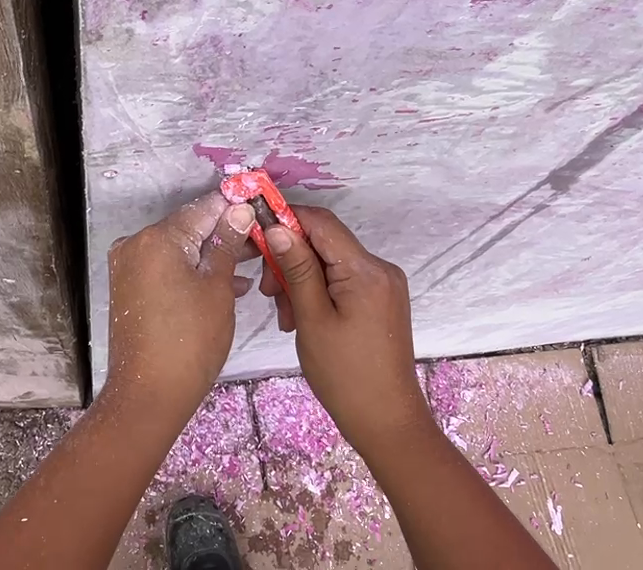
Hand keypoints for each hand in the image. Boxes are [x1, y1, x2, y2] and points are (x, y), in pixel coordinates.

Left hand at [105, 192, 257, 419]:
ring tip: (249, 265)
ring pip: (179, 249)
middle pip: (189, 227)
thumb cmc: (191, 341)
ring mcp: (129, 266)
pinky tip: (224, 284)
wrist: (149, 395)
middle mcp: (137, 243)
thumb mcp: (218, 288)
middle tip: (260, 243)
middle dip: (224, 234)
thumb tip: (239, 209)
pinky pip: (166, 267)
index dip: (233, 207)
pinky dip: (191, 271)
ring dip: (210, 255)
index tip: (260, 208)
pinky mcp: (130, 287)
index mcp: (158, 238)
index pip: (202, 208)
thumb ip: (227, 244)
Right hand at [261, 205, 431, 456]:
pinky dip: (318, 291)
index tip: (255, 234)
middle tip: (269, 292)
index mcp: (365, 270)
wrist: (387, 424)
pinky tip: (303, 319)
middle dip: (290, 258)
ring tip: (286, 316)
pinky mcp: (380, 300)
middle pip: (324, 242)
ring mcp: (383, 285)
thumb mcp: (312, 319)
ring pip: (329, 262)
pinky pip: (342, 280)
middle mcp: (380, 268)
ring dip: (301, 278)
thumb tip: (278, 227)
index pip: (320, 222)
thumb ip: (296, 268)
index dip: (285, 219)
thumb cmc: (344, 375)